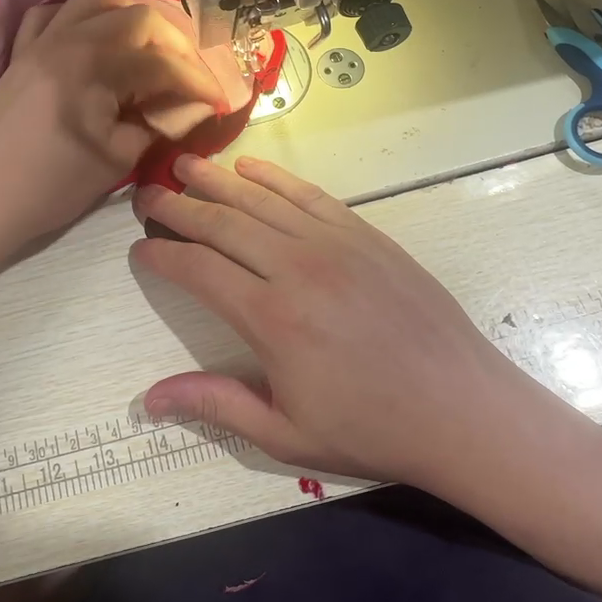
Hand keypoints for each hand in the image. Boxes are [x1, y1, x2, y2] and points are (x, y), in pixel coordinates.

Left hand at [0, 0, 225, 265]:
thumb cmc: (44, 188)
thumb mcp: (113, 163)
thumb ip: (156, 126)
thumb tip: (191, 107)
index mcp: (93, 66)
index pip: (162, 62)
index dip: (196, 81)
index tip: (216, 102)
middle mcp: (67, 39)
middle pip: (135, 16)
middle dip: (172, 42)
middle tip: (187, 76)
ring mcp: (39, 41)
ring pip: (94, 0)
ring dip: (129, 16)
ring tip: (148, 51)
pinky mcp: (20, 53)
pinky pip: (52, 13)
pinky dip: (80, 15)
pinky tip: (93, 39)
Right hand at [131, 155, 552, 489]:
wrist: (462, 409)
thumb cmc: (371, 429)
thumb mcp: (286, 435)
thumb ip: (216, 404)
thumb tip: (148, 399)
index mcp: (271, 320)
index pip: (196, 269)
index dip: (161, 255)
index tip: (138, 249)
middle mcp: (296, 268)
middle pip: (220, 223)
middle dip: (176, 206)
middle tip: (146, 195)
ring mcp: (334, 244)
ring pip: (260, 200)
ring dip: (216, 180)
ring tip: (184, 165)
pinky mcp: (365, 234)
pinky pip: (308, 195)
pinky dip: (273, 178)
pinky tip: (248, 168)